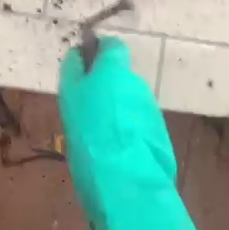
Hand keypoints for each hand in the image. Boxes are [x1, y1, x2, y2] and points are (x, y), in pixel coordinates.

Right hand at [58, 38, 228, 229]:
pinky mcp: (159, 136)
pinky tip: (114, 151)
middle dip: (106, 86)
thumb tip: (77, 55)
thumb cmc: (88, 133)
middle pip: (121, 76)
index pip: (113, 46)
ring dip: (116, 111)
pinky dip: (127, 131)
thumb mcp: (69, 98)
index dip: (100, 52)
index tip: (85, 65)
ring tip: (98, 135)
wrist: (124, 183)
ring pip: (129, 102)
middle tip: (86, 107)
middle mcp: (137, 85)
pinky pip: (138, 125)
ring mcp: (151, 111)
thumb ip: (73, 72)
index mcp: (116, 70)